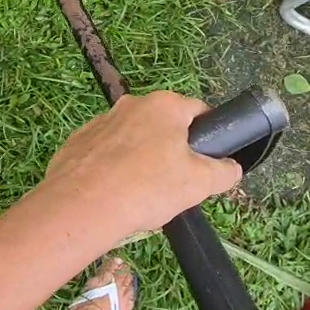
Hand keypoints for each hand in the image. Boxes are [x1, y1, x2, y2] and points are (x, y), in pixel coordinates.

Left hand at [36, 91, 242, 245]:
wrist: (83, 205)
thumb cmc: (148, 187)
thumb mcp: (200, 183)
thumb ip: (223, 171)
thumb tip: (230, 167)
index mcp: (164, 105)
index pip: (199, 112)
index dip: (208, 137)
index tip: (207, 163)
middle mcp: (131, 104)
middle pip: (164, 127)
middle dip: (173, 152)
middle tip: (175, 184)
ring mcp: (101, 121)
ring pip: (134, 140)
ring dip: (142, 161)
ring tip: (143, 195)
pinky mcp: (79, 141)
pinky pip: (107, 154)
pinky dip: (114, 169)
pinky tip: (115, 194)